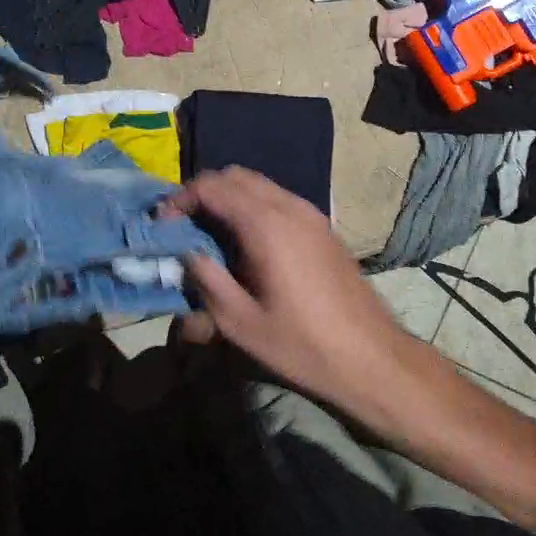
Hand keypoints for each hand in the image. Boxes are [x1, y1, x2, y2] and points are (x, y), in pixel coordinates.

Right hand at [171, 169, 535, 530]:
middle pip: (235, 176)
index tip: (162, 225)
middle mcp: (290, 207)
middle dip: (202, 194)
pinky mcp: (322, 228)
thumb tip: (185, 251)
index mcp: (267, 225)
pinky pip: (277, 200)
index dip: (180, 199)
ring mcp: (311, 215)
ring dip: (227, 199)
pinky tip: (243, 245)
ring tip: (208, 235)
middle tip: (181, 226)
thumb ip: (206, 279)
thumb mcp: (240, 322)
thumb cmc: (303, 345)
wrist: (373, 359)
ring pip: (258, 185)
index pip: (212, 186)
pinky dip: (251, 207)